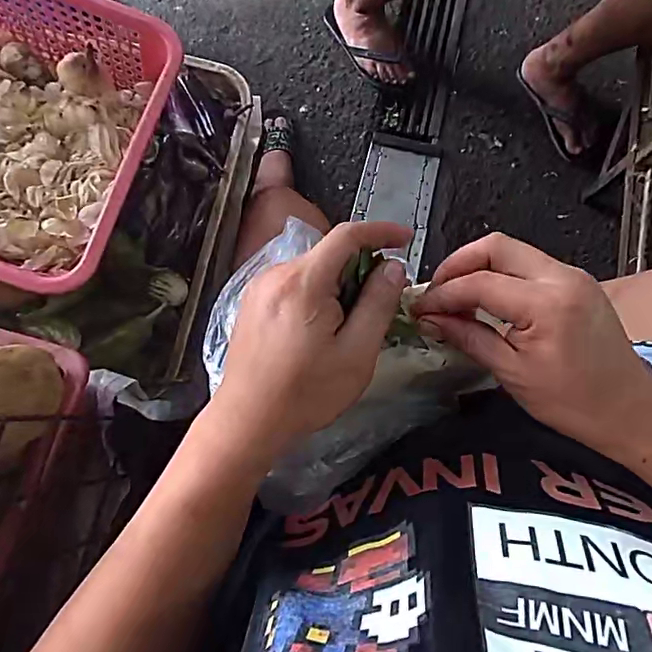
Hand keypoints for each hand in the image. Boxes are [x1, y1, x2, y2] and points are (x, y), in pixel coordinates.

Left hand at [209, 221, 411, 455]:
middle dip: (360, 269)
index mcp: (304, 282)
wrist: (248, 421)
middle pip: (329, 253)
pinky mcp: (252, 303)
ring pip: (311, 269)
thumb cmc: (305, 393)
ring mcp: (259, 287)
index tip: (404, 239)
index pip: (347, 235)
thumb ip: (378, 303)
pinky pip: (293, 284)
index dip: (381, 231)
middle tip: (378, 304)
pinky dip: (315, 294)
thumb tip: (393, 268)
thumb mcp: (357, 352)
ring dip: (337, 284)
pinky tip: (318, 331)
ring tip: (346, 327)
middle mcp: (276, 275)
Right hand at [411, 233, 651, 452]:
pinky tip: (485, 299)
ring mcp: (573, 275)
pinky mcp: (577, 282)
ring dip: (479, 267)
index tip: (420, 308)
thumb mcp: (512, 373)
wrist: (631, 410)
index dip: (443, 294)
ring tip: (456, 296)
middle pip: (495, 247)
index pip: (479, 283)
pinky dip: (501, 275)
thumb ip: (469, 337)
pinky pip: (529, 265)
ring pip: (512, 251)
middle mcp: (562, 277)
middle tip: (436, 292)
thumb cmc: (573, 403)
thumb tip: (431, 319)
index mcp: (546, 304)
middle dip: (458, 264)